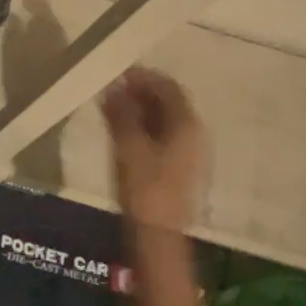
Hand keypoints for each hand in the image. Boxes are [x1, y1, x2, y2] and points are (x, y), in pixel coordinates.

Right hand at [102, 68, 205, 231]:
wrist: (159, 234)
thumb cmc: (144, 188)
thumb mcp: (128, 148)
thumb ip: (121, 115)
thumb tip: (112, 87)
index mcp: (186, 125)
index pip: (168, 88)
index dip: (144, 77)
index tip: (119, 71)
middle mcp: (193, 134)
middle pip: (169, 103)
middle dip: (141, 93)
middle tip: (112, 88)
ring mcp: (187, 152)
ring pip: (165, 120)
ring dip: (141, 110)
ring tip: (112, 108)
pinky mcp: (177, 167)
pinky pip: (162, 136)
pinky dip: (143, 127)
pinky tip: (123, 133)